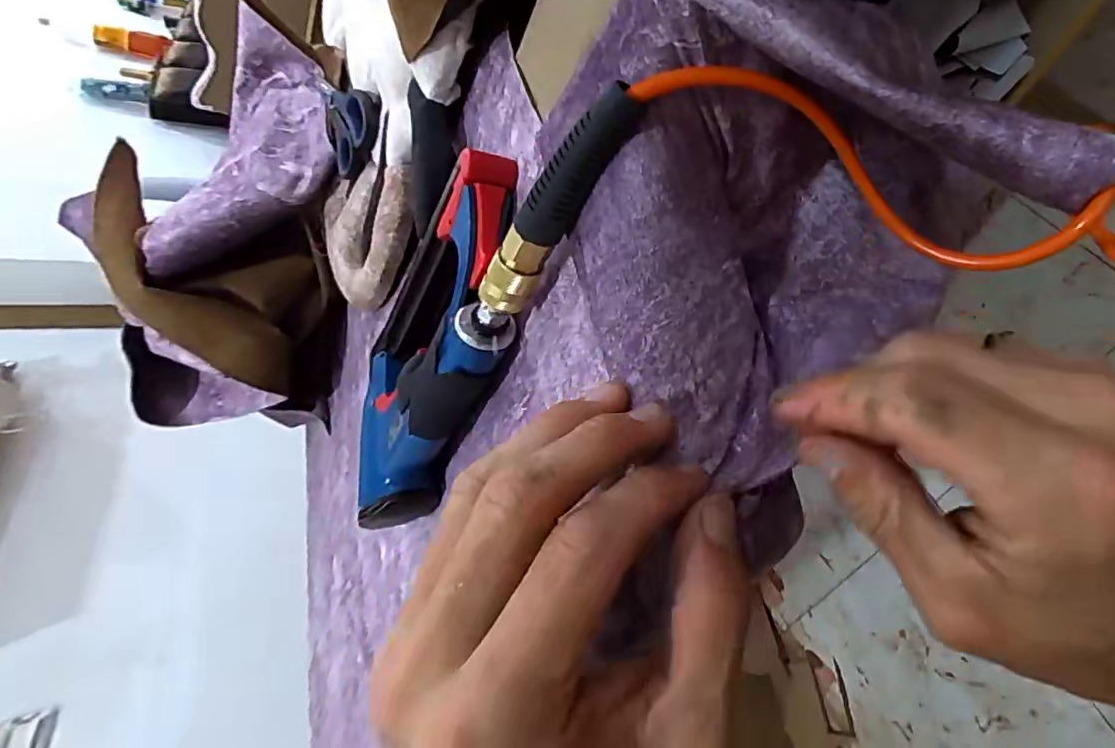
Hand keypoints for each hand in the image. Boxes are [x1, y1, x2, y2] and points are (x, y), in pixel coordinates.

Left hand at [372, 386, 747, 747]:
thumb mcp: (688, 727)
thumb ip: (711, 611)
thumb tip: (710, 503)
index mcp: (494, 708)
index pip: (581, 548)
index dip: (651, 491)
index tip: (702, 476)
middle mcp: (425, 662)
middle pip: (516, 501)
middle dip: (599, 439)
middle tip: (661, 417)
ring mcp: (403, 637)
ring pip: (476, 491)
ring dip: (553, 431)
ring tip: (615, 399)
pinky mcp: (408, 622)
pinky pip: (459, 512)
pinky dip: (519, 457)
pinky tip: (565, 435)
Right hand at [776, 333, 1114, 747]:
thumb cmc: (1074, 633)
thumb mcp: (962, 603)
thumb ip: (886, 510)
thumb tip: (820, 439)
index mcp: (1054, 479)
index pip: (924, 404)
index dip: (845, 395)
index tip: (787, 406)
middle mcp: (1079, 404)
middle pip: (936, 358)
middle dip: (863, 380)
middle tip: (816, 418)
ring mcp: (1091, 376)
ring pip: (958, 345)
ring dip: (898, 375)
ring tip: (863, 421)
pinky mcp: (1091, 368)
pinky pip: (988, 353)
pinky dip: (940, 375)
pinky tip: (922, 415)